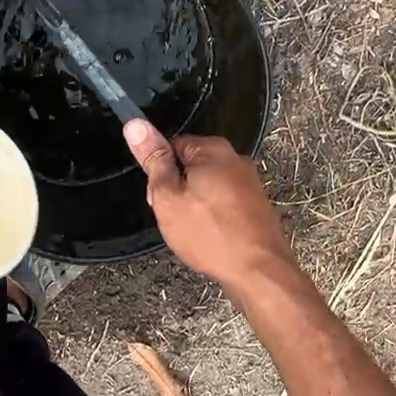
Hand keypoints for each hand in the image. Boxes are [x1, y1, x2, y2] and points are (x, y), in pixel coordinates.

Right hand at [124, 118, 293, 290]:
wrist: (260, 271)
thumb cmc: (209, 233)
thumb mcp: (168, 196)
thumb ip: (153, 160)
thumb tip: (135, 124)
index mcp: (213, 149)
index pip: (173, 146)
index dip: (159, 172)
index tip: (158, 198)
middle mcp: (235, 158)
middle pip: (192, 165)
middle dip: (178, 189)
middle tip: (174, 218)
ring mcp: (249, 182)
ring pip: (208, 186)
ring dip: (195, 204)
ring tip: (192, 232)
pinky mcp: (256, 205)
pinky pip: (225, 202)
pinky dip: (214, 215)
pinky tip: (211, 237)